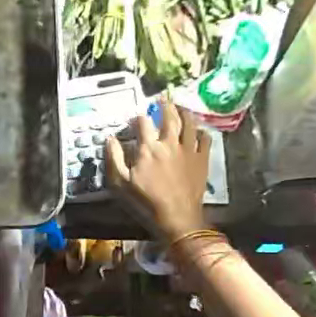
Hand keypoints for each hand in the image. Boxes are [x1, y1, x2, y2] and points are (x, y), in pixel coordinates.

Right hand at [105, 99, 212, 243]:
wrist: (176, 218)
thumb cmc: (145, 203)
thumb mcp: (120, 183)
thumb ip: (114, 158)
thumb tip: (109, 138)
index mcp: (149, 147)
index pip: (143, 122)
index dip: (138, 117)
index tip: (135, 119)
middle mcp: (170, 142)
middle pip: (169, 116)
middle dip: (164, 105)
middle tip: (163, 98)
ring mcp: (189, 149)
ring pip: (189, 122)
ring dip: (185, 112)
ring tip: (181, 107)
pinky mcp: (202, 159)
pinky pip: (205, 138)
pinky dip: (202, 131)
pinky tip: (199, 131)